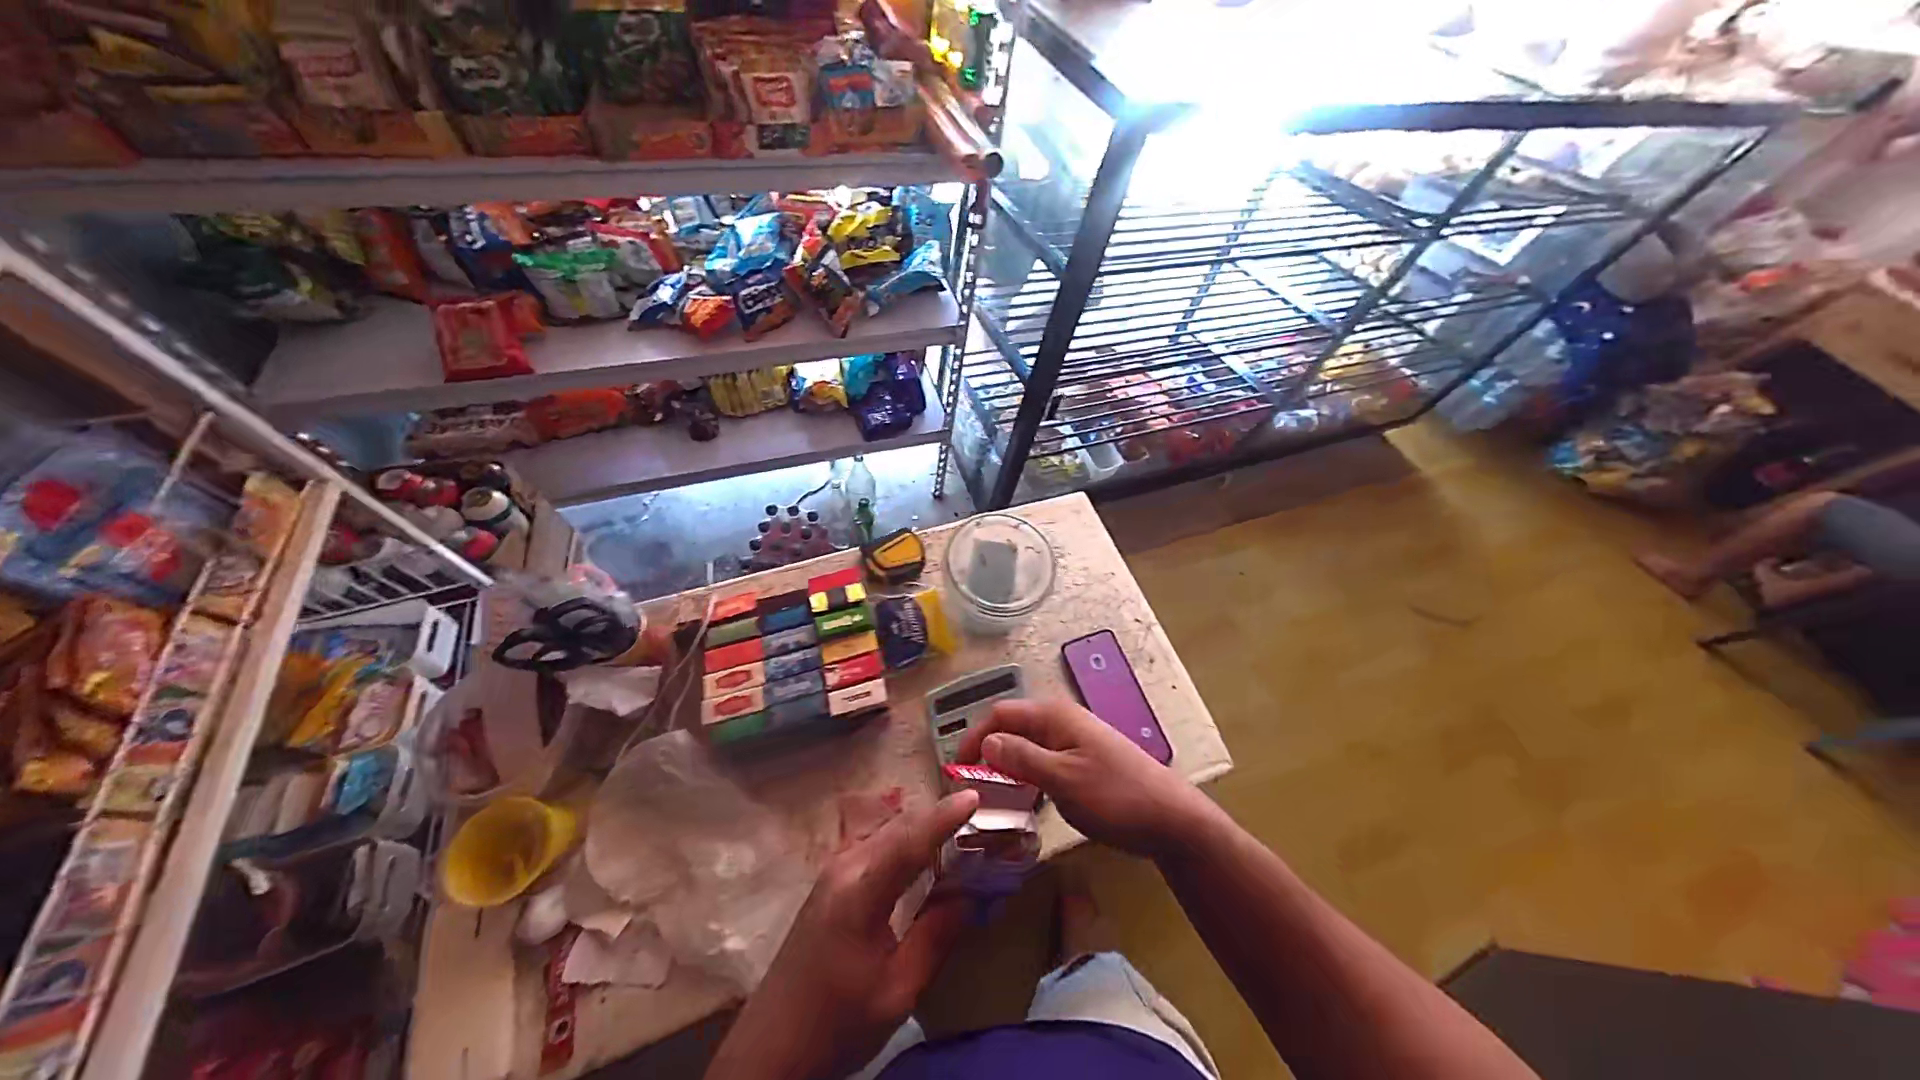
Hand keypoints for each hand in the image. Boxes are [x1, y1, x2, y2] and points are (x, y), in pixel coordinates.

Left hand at [704, 790, 979, 1079]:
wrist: (771, 1047)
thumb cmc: (837, 1022)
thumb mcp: (898, 991)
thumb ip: (935, 937)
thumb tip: (969, 897)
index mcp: (860, 893)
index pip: (909, 841)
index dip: (944, 817)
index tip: (974, 796)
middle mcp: (844, 869)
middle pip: (897, 827)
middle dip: (938, 817)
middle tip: (980, 817)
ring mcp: (832, 873)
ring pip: (884, 833)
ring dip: (920, 827)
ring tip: (959, 831)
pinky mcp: (828, 884)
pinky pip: (874, 846)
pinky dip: (903, 842)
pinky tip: (921, 856)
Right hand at [956, 698, 1214, 858]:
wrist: (1170, 820)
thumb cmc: (1116, 797)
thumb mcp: (1063, 780)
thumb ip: (1022, 758)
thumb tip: (986, 742)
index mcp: (1054, 716)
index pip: (1000, 714)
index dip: (974, 738)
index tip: (956, 769)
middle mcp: (1062, 721)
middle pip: (1011, 728)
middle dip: (988, 752)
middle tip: (972, 786)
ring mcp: (1074, 740)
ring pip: (1026, 747)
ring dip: (1007, 767)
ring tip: (992, 797)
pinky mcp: (1083, 761)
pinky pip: (1043, 762)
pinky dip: (1027, 778)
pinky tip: (1025, 802)